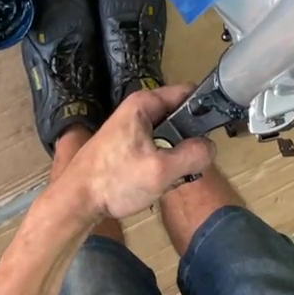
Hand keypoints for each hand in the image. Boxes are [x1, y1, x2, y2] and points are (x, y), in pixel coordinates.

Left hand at [51, 86, 214, 221]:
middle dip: (191, 136)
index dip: (205, 106)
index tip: (217, 126)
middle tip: (197, 158)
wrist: (76, 202)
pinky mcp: (125, 146)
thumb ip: (193, 155)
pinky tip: (163, 179)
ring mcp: (130, 128)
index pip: (186, 92)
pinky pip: (156, 146)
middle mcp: (137, 110)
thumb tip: (210, 148)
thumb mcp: (162, 170)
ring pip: (168, 134)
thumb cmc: (115, 181)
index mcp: (144, 104)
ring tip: (179, 172)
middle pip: (179, 115)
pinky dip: (163, 160)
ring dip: (177, 152)